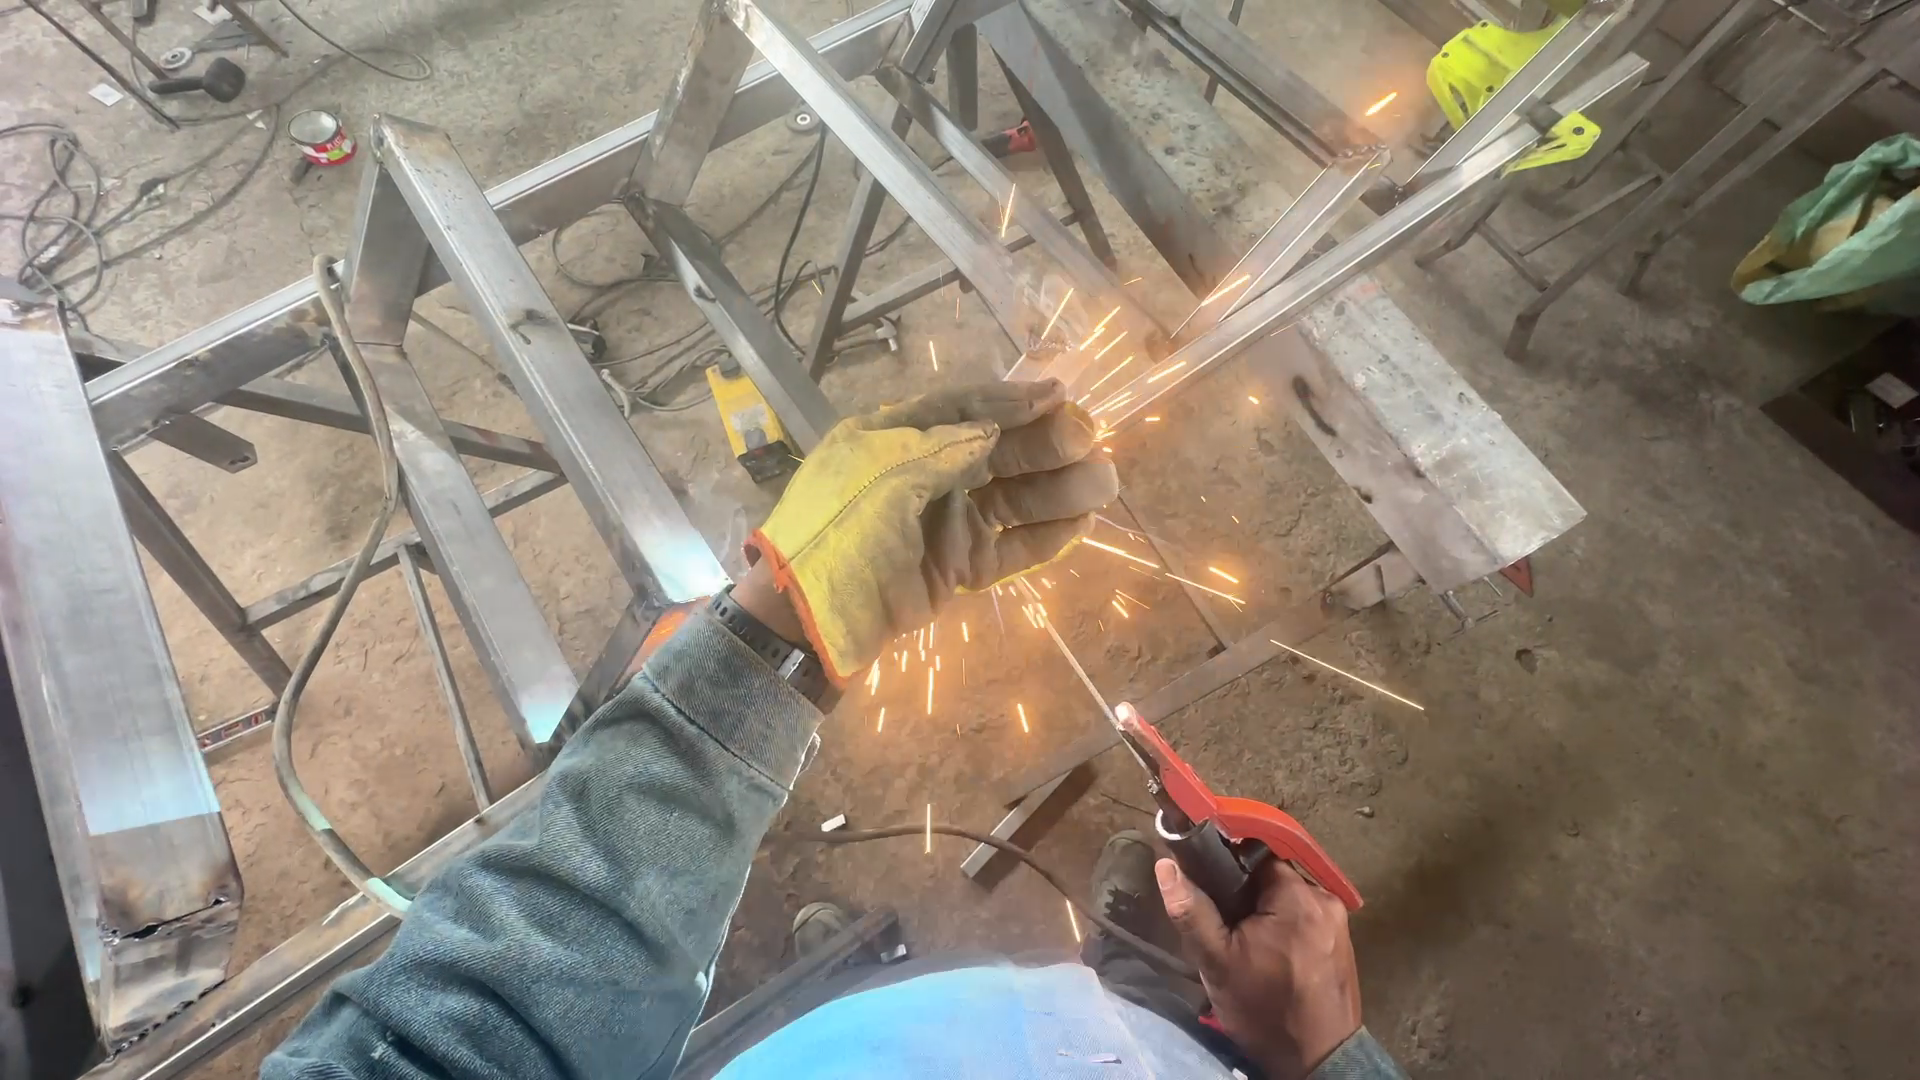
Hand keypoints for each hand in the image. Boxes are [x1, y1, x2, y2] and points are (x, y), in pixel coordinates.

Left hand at [745, 380, 1116, 681]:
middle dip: (1044, 445)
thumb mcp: (886, 468)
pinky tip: (1079, 524)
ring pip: (1010, 500)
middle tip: (1090, 439)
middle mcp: (925, 474)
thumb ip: (950, 442)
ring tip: (1103, 482)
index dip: (1011, 401)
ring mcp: (943, 523)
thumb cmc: (840, 527)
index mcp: (896, 437)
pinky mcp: (957, 566)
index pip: (963, 409)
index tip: (1059, 395)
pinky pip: (1009, 548)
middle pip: (997, 452)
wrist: (809, 617)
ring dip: (1056, 490)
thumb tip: (1010, 417)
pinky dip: (1043, 538)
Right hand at [1155, 857, 1362, 1079]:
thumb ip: (1191, 911)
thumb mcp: (1217, 963)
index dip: (1225, 866)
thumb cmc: (1266, 1011)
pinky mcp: (1343, 943)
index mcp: (1297, 895)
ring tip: (1244, 939)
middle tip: (1224, 922)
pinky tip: (1270, 952)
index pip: (1253, 853)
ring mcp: (1339, 922)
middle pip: (1270, 875)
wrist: (1319, 1067)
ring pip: (1286, 896)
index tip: (1208, 888)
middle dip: (1244, 891)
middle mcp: (1325, 899)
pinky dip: (1284, 925)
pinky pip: (1304, 916)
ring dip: (1264, 909)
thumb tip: (1165, 865)